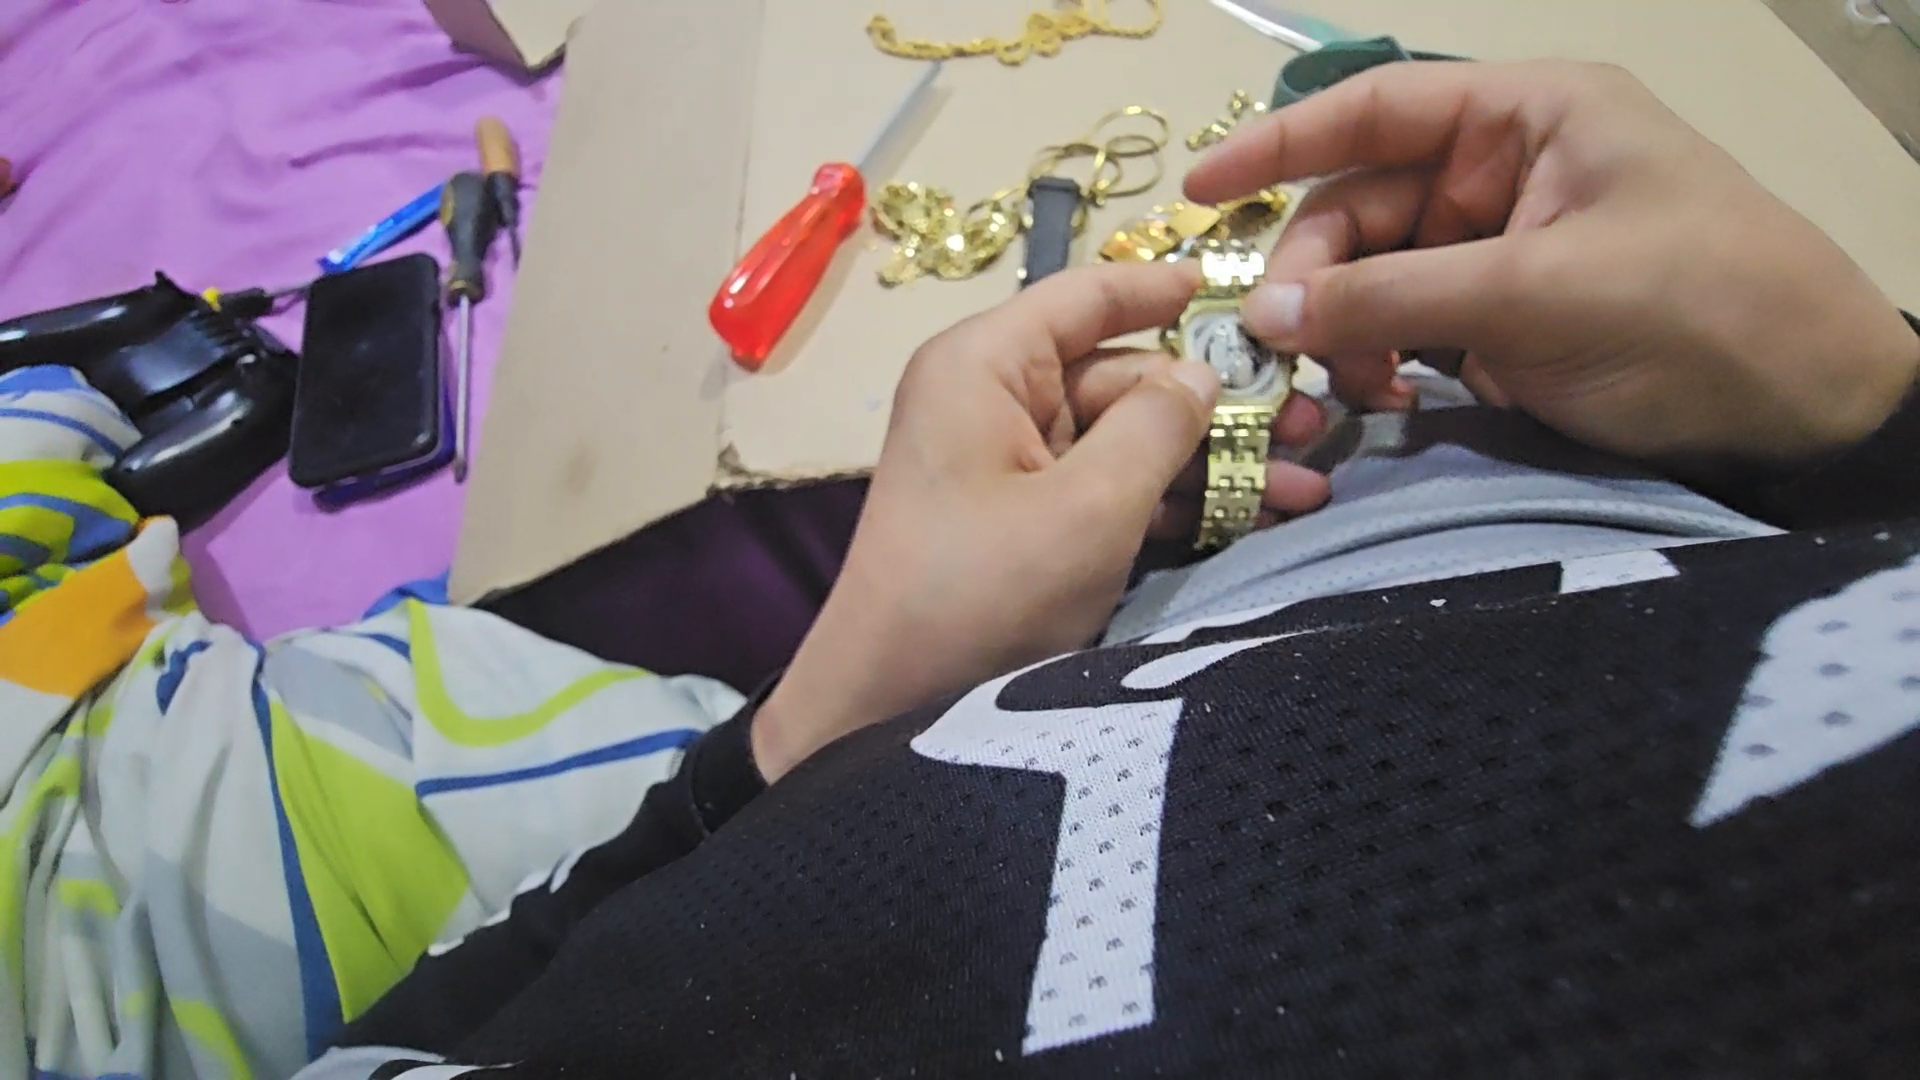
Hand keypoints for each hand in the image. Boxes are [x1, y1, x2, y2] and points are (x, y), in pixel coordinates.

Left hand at [751, 262, 1325, 779]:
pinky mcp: (1022, 520)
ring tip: (1303, 488)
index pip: (1085, 298)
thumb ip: (1157, 428)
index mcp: (987, 366)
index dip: (1166, 291)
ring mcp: (1007, 465)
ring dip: (1205, 465)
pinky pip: (1101, 492)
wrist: (887, 704)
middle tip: (1311, 427)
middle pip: (1119, 378)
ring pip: (1120, 443)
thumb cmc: (982, 593)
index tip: (1246, 294)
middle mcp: (993, 402)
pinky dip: (1163, 506)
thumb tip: (1201, 374)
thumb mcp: (1087, 507)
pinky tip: (1244, 521)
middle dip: (1214, 408)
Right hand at [1185, 61, 1919, 476]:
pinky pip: (1377, 328)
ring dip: (1333, 334)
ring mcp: (1472, 254)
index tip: (1201, 191)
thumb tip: (1263, 314)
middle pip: (1350, 213)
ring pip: (1354, 280)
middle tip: (1281, 343)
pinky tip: (1378, 394)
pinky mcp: (1466, 320)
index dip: (1279, 144)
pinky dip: (1360, 362)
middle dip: (1310, 279)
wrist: (1782, 418)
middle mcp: (1487, 178)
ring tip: (1350, 385)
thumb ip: (1391, 297)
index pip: (1376, 112)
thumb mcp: (1539, 293)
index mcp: (1524, 123)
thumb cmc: (1694, 318)